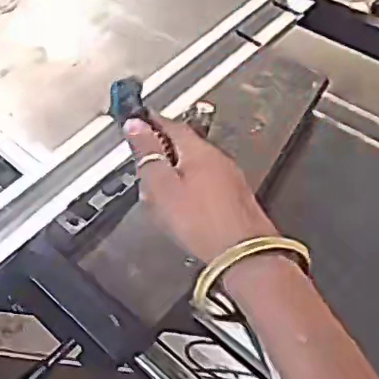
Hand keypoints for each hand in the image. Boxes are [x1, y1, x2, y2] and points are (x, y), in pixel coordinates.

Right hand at [122, 115, 277, 261]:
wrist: (244, 257)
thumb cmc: (201, 221)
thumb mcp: (161, 185)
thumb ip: (147, 153)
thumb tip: (135, 125)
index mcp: (198, 150)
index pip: (169, 124)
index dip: (149, 121)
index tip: (135, 121)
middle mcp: (218, 159)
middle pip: (183, 144)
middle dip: (160, 148)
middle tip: (140, 156)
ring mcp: (230, 179)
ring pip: (194, 164)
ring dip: (174, 169)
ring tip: (156, 186)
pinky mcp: (235, 199)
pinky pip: (205, 182)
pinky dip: (188, 186)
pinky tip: (180, 204)